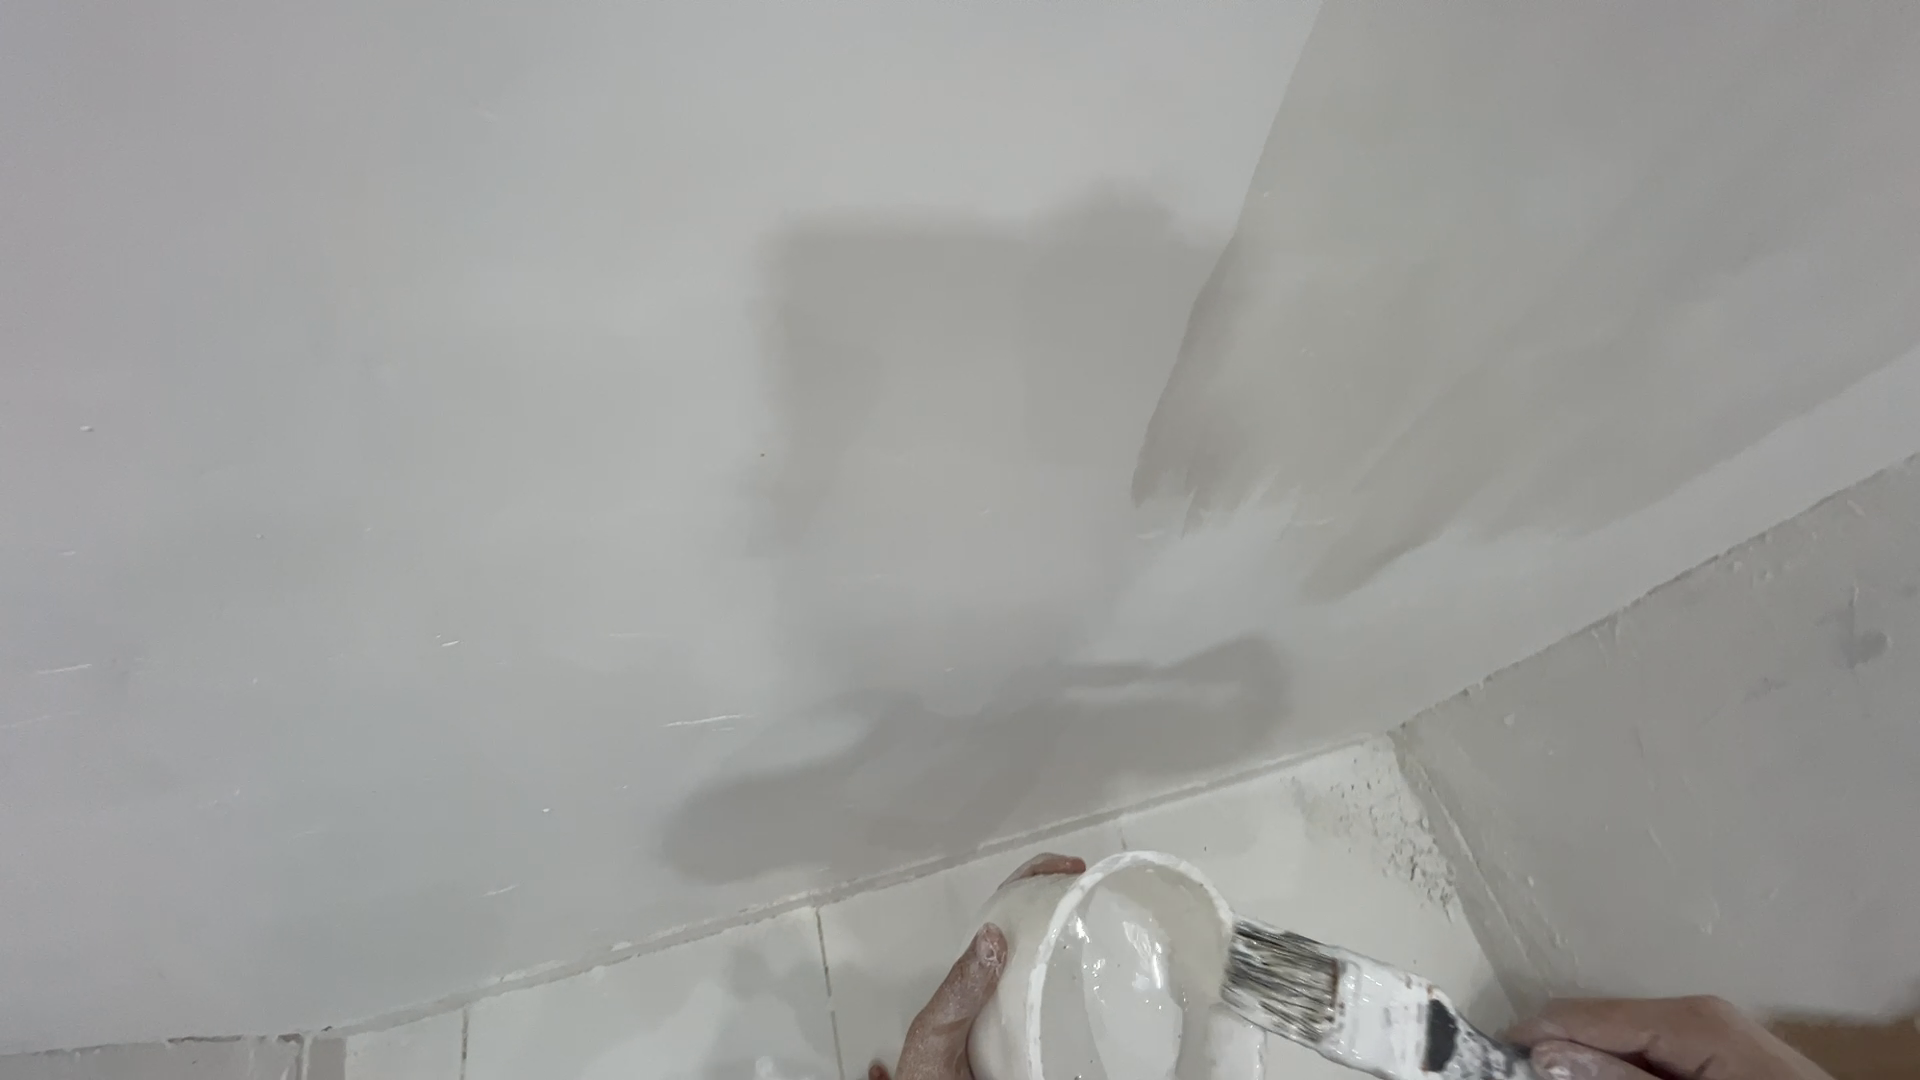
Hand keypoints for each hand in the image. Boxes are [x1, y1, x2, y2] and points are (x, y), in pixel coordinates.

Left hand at [870, 854, 1086, 1079]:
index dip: (1032, 879)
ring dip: (1079, 940)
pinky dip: (1088, 991)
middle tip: (1096, 889)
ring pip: (1055, 963)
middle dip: (1064, 900)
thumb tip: (993, 934)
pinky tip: (1107, 988)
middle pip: (1036, 926)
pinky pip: (1070, 1009)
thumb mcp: (934, 1031)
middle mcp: (1003, 983)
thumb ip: (957, 990)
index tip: (1067, 868)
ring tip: (1108, 925)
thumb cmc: (927, 1078)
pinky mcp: (1043, 1042)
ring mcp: (1024, 1011)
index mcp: (975, 971)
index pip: (1005, 909)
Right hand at [1508, 997, 1834, 1079]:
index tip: (1494, 1053)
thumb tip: (1544, 1054)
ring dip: (1591, 1059)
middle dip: (1561, 1048)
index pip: (1581, 1013)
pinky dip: (1623, 1065)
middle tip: (1528, 1072)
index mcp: (1688, 1017)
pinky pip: (1650, 1050)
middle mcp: (1693, 1009)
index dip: (1534, 1033)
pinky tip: (1611, 1078)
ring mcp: (1709, 1028)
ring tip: (1564, 1075)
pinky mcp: (1718, 1047)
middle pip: (1597, 1022)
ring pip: (1619, 1036)